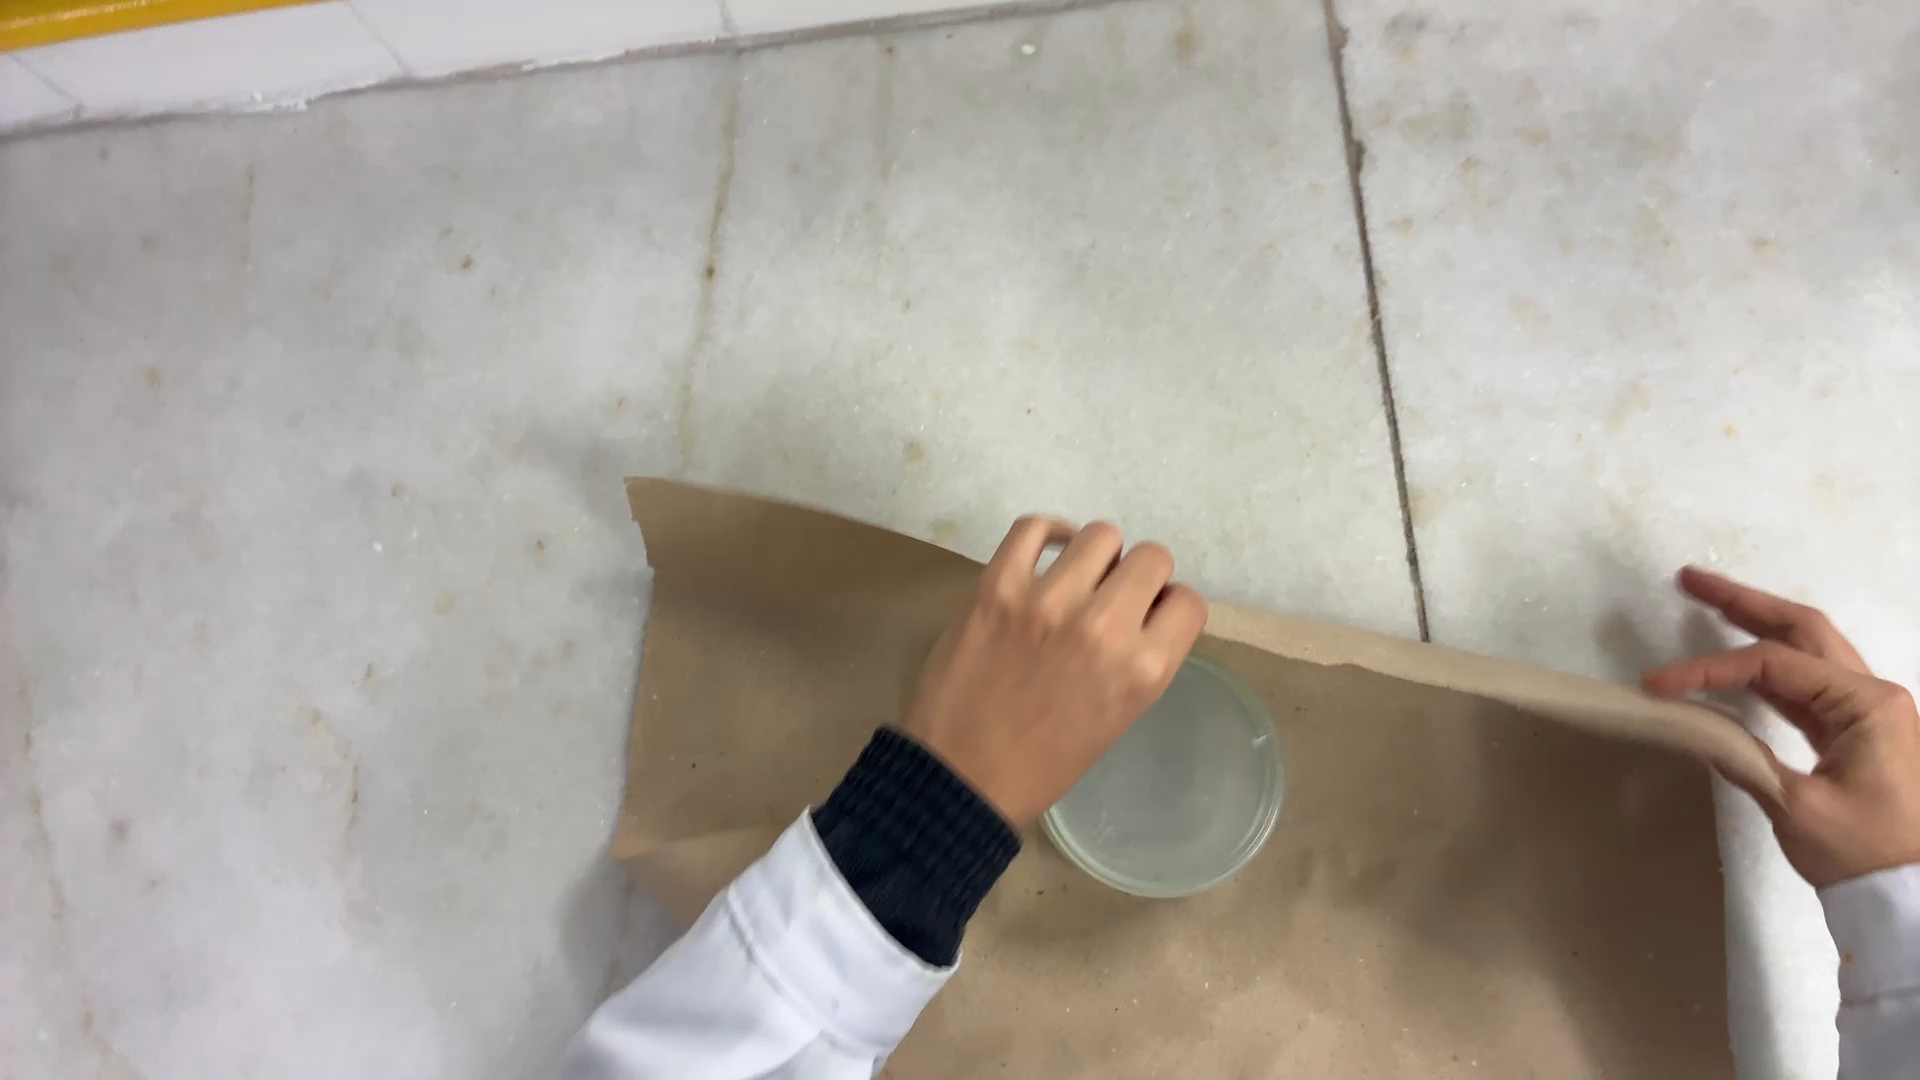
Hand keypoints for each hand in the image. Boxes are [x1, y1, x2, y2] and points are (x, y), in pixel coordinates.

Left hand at [900, 516, 1209, 826]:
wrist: (960, 774)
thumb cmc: (1042, 763)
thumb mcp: (1116, 718)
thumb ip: (1137, 660)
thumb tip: (1140, 609)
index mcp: (1143, 671)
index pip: (1188, 603)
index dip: (1168, 607)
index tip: (1147, 615)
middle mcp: (1103, 627)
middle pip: (1152, 558)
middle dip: (1140, 575)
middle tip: (1111, 596)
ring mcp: (1047, 600)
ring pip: (1101, 534)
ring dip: (1097, 554)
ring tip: (1077, 577)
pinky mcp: (997, 586)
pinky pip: (1034, 527)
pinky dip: (1048, 531)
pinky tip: (1049, 549)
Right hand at [1642, 566, 1919, 887]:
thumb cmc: (1872, 851)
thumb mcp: (1796, 804)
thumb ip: (1737, 752)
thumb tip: (1683, 721)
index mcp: (1868, 705)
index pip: (1769, 663)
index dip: (1705, 667)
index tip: (1653, 686)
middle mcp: (1876, 696)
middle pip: (1804, 629)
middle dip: (1744, 601)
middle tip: (1687, 579)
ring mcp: (1870, 714)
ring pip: (1808, 649)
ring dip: (1756, 622)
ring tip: (1706, 602)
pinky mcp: (1856, 733)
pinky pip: (1804, 681)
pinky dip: (1764, 660)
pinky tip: (1735, 661)